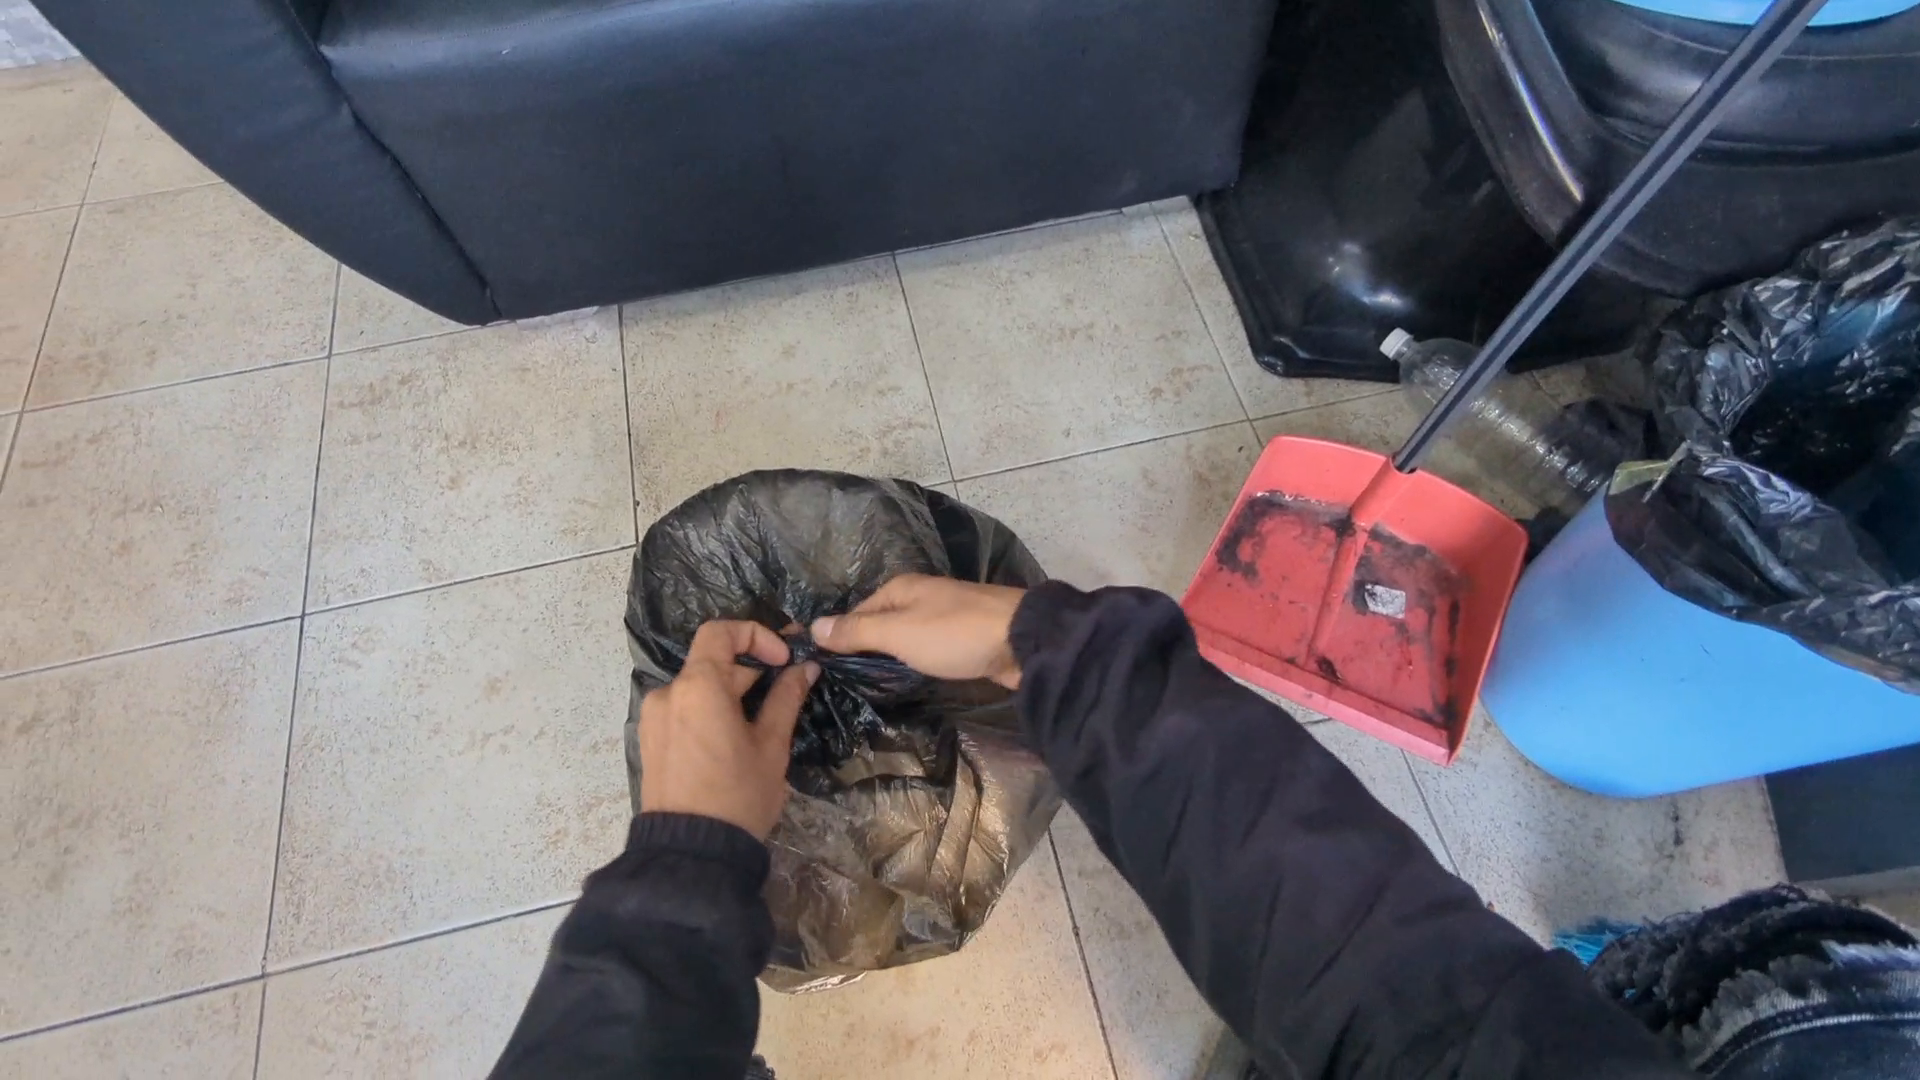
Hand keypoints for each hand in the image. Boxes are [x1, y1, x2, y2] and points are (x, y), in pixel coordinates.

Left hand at [638, 621, 818, 839]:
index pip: (721, 632)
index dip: (757, 636)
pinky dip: (713, 710)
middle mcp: (668, 693)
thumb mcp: (771, 744)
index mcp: (698, 686)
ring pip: (700, 687)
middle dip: (752, 670)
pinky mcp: (652, 741)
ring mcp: (655, 718)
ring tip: (763, 724)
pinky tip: (736, 741)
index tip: (784, 661)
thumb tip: (806, 667)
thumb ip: (787, 697)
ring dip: (733, 692)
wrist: (690, 854)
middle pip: (713, 661)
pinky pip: (686, 709)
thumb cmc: (737, 794)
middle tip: (786, 693)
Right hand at [811, 574, 1025, 688]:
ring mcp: (944, 616)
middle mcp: (920, 596)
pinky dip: (915, 660)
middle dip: (863, 647)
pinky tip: (909, 678)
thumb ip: (858, 631)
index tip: (817, 666)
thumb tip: (813, 626)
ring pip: (905, 636)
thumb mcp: (899, 632)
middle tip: (839, 683)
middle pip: (880, 622)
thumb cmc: (955, 634)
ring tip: (867, 685)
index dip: (836, 637)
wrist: (1023, 640)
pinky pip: (927, 648)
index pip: (854, 613)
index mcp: (900, 589)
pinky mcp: (963, 637)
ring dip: (890, 655)